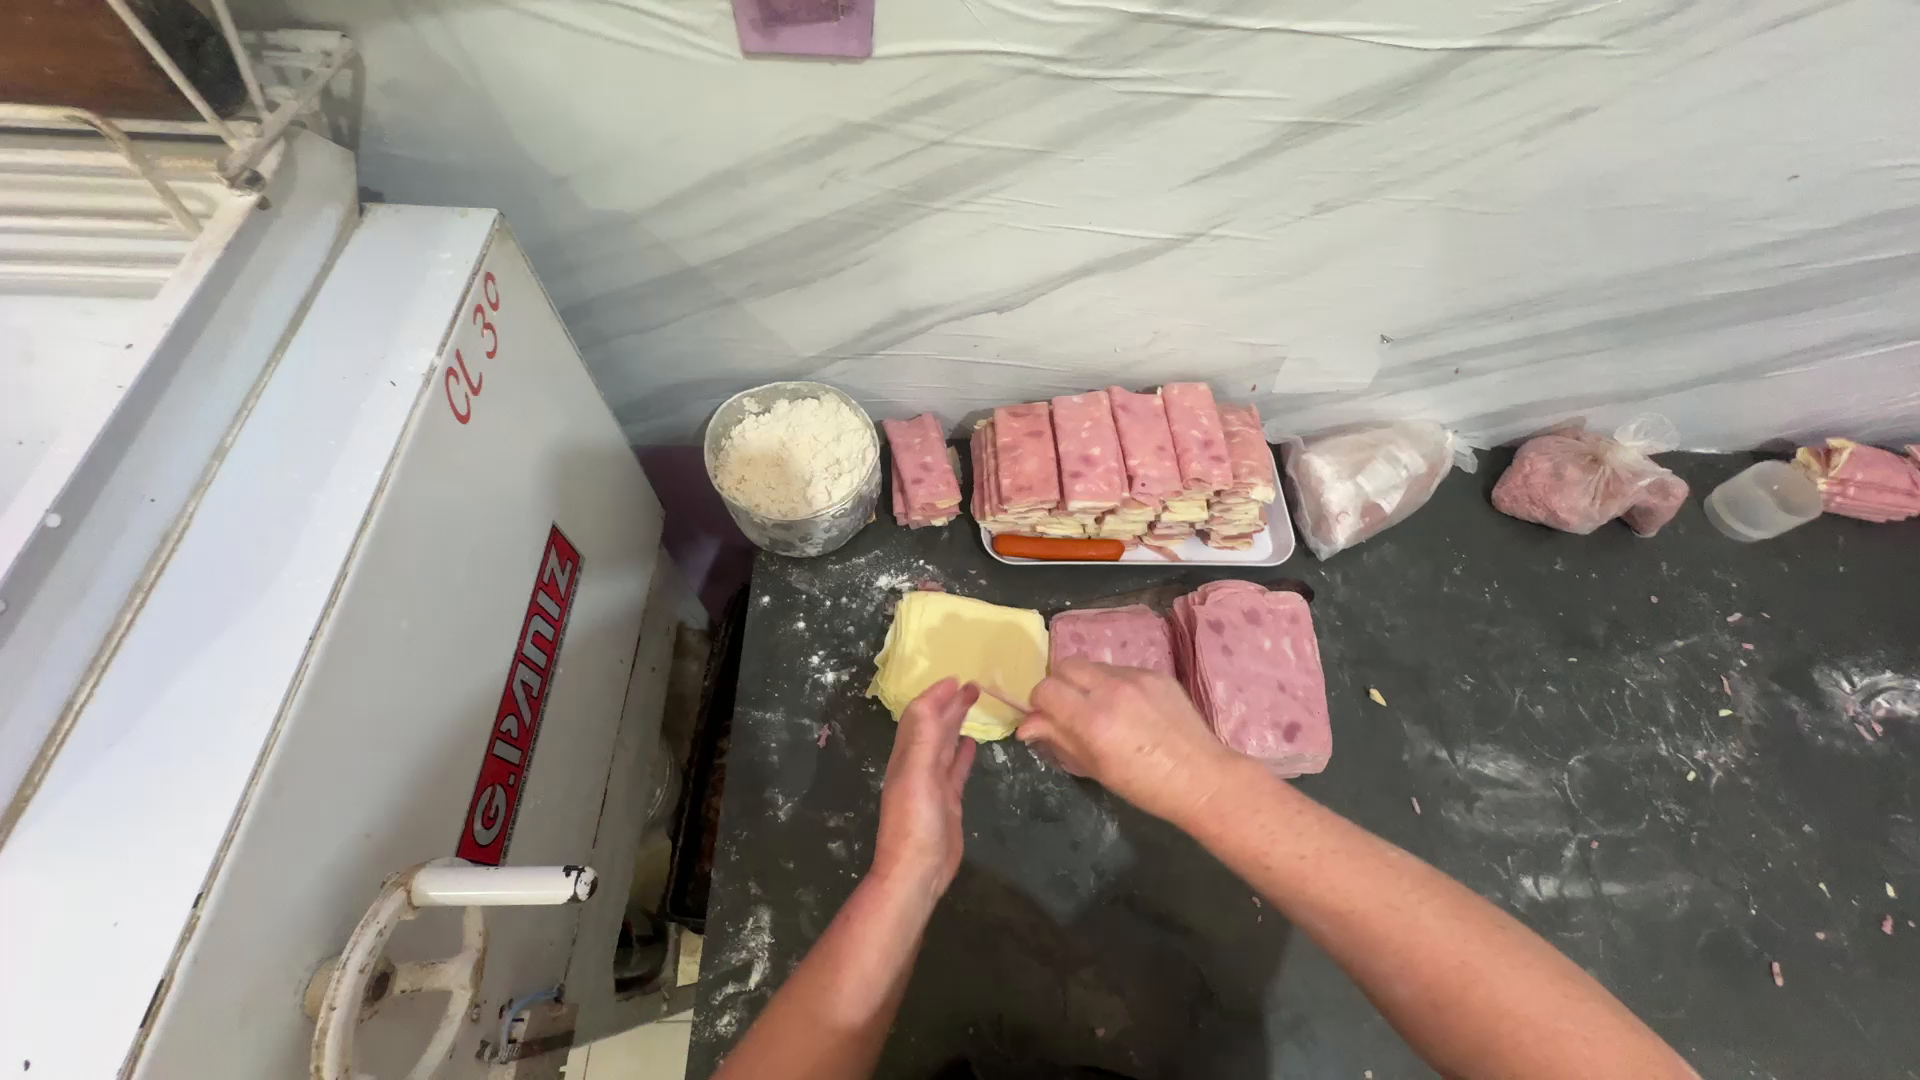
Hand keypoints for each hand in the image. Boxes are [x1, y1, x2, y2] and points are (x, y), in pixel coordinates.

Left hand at [871, 678, 978, 903]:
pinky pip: (956, 768)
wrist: (916, 872)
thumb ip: (925, 737)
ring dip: (957, 722)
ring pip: (946, 743)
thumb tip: (935, 701)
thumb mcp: (918, 774)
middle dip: (950, 704)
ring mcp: (933, 783)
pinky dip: (963, 752)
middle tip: (973, 686)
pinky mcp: (948, 801)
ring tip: (974, 704)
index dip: (935, 696)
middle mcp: (918, 765)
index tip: (956, 679)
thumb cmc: (915, 822)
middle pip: (934, 726)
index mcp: (907, 756)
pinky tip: (973, 743)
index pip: (920, 715)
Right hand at [1018, 658, 1238, 826]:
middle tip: (1070, 710)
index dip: (1039, 702)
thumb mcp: (1094, 768)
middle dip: (1060, 685)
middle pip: (1065, 666)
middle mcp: (1111, 689)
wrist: (1202, 778)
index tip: (1047, 718)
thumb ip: (1058, 739)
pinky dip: (1115, 685)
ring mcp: (1136, 677)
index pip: (1046, 689)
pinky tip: (1131, 710)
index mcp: (1093, 719)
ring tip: (1103, 710)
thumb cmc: (1145, 786)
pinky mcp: (1156, 674)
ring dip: (1087, 683)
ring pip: (1093, 665)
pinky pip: (1121, 670)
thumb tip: (1026, 725)